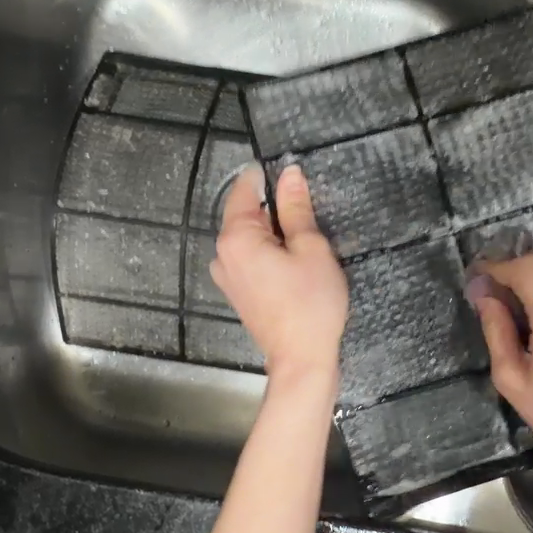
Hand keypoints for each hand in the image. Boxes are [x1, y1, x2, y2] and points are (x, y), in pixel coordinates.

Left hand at [212, 164, 347, 382]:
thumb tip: (290, 173)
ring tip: (307, 244)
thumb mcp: (311, 249)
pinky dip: (270, 255)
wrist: (301, 359)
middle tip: (311, 215)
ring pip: (249, 239)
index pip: (245, 189)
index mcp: (236, 237)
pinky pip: (251, 260)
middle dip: (274, 209)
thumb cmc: (310, 303)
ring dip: (274, 234)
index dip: (268, 176)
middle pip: (246, 215)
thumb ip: (296, 209)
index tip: (294, 175)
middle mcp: (222, 254)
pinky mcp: (238, 294)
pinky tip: (295, 266)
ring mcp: (227, 277)